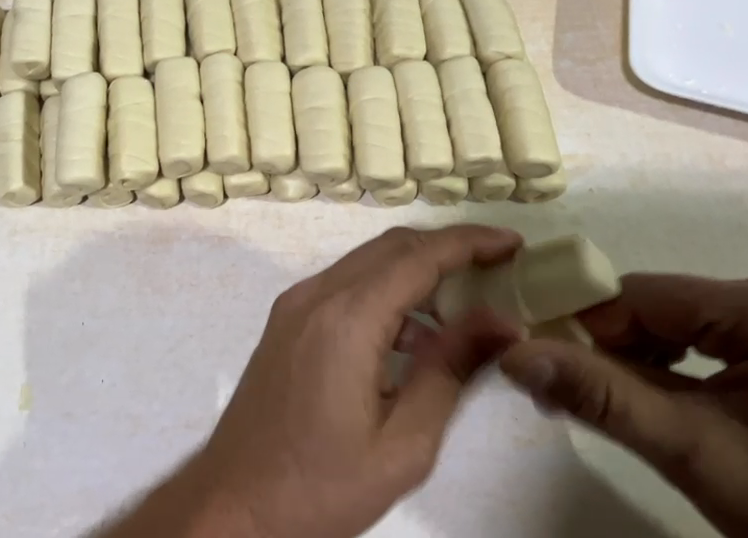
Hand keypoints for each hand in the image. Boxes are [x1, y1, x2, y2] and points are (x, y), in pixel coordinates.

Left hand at [101, 225, 525, 537]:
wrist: (233, 505)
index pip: (418, 257)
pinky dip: (385, 293)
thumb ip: (451, 371)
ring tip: (467, 307)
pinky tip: (415, 337)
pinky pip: (345, 287)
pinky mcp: (286, 323)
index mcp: (345, 319)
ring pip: (365, 263)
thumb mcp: (403, 443)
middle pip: (390, 248)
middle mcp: (315, 295)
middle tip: (500, 269)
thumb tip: (501, 320)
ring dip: (415, 271)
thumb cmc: (321, 486)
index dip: (470, 242)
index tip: (515, 243)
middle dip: (446, 248)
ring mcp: (294, 305)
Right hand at [498, 274, 747, 537]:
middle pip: (653, 311)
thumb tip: (512, 356)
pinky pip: (695, 349)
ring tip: (586, 403)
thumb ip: (602, 398)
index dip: (581, 327)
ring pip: (667, 330)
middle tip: (555, 392)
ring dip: (624, 366)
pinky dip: (657, 376)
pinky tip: (634, 407)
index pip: (640, 297)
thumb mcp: (693, 453)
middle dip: (602, 351)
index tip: (532, 362)